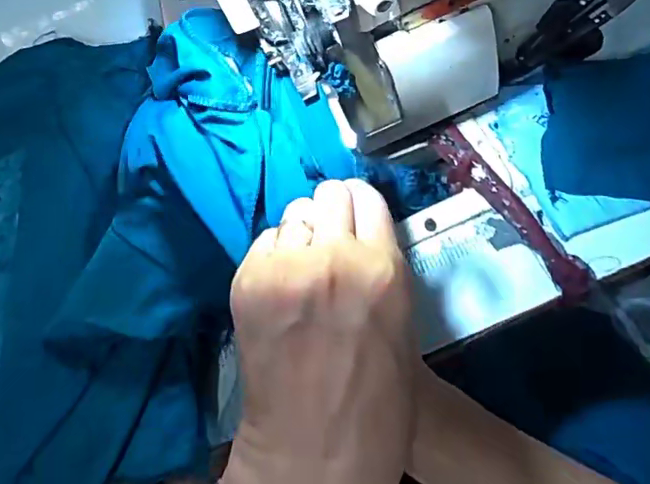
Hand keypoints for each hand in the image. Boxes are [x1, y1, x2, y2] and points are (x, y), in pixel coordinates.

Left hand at [223, 178, 417, 483]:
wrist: (312, 456)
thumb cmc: (372, 402)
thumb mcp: (401, 322)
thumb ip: (382, 264)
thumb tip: (362, 225)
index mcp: (381, 270)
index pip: (367, 196)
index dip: (361, 208)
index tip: (355, 219)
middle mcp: (333, 258)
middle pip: (329, 193)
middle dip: (330, 214)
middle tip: (328, 242)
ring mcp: (286, 268)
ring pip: (294, 212)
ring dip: (301, 234)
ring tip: (303, 269)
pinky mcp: (248, 279)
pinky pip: (265, 239)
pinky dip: (274, 255)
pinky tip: (280, 287)